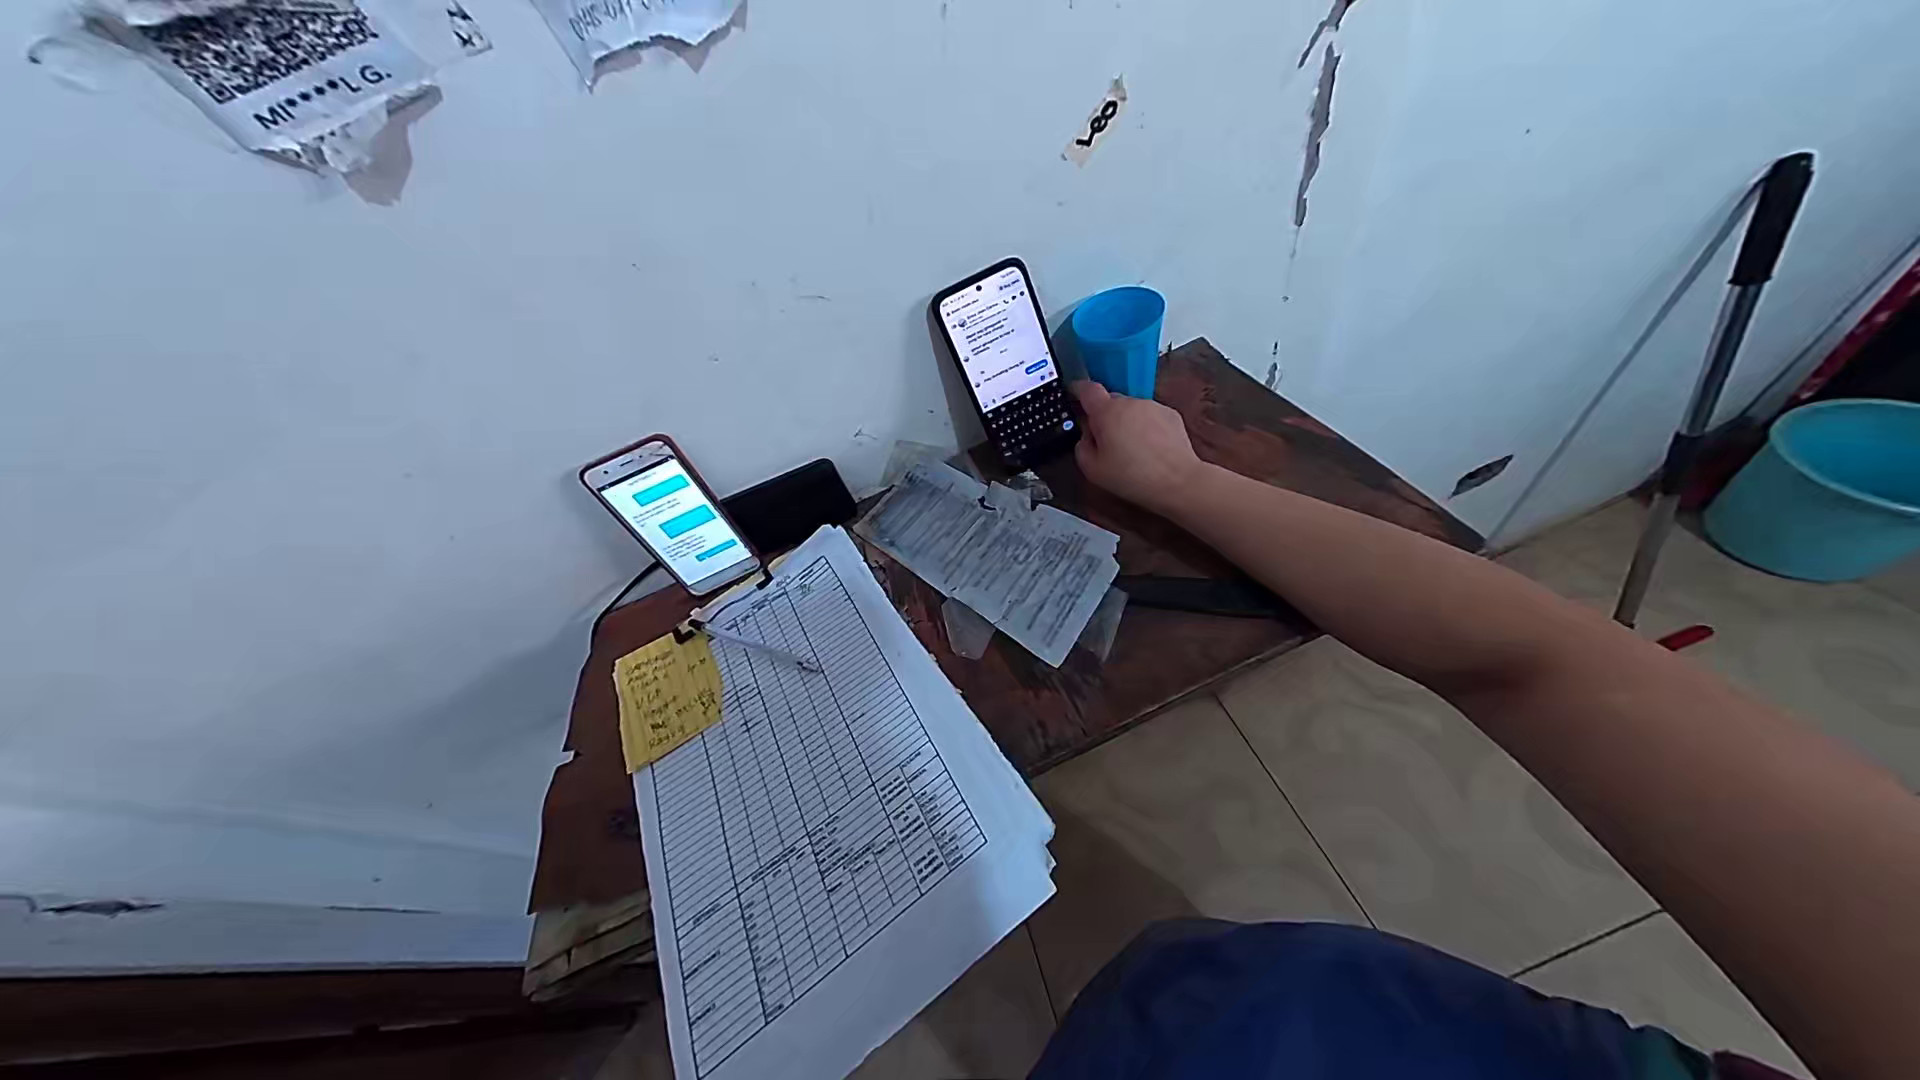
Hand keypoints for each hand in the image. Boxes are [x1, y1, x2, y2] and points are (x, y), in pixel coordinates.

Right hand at [1070, 380, 1210, 514]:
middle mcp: (1130, 403)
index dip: (1078, 390)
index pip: (1087, 389)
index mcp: (1107, 413)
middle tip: (1106, 443)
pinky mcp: (1170, 414)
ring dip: (1126, 423)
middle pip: (1110, 401)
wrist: (1177, 481)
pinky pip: (1149, 416)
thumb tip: (1086, 436)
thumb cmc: (1133, 477)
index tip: (1074, 395)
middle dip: (1105, 417)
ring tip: (1131, 451)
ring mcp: (1152, 406)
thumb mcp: (1092, 469)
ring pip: (1130, 409)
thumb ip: (1081, 446)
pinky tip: (1148, 450)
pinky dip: (1145, 428)